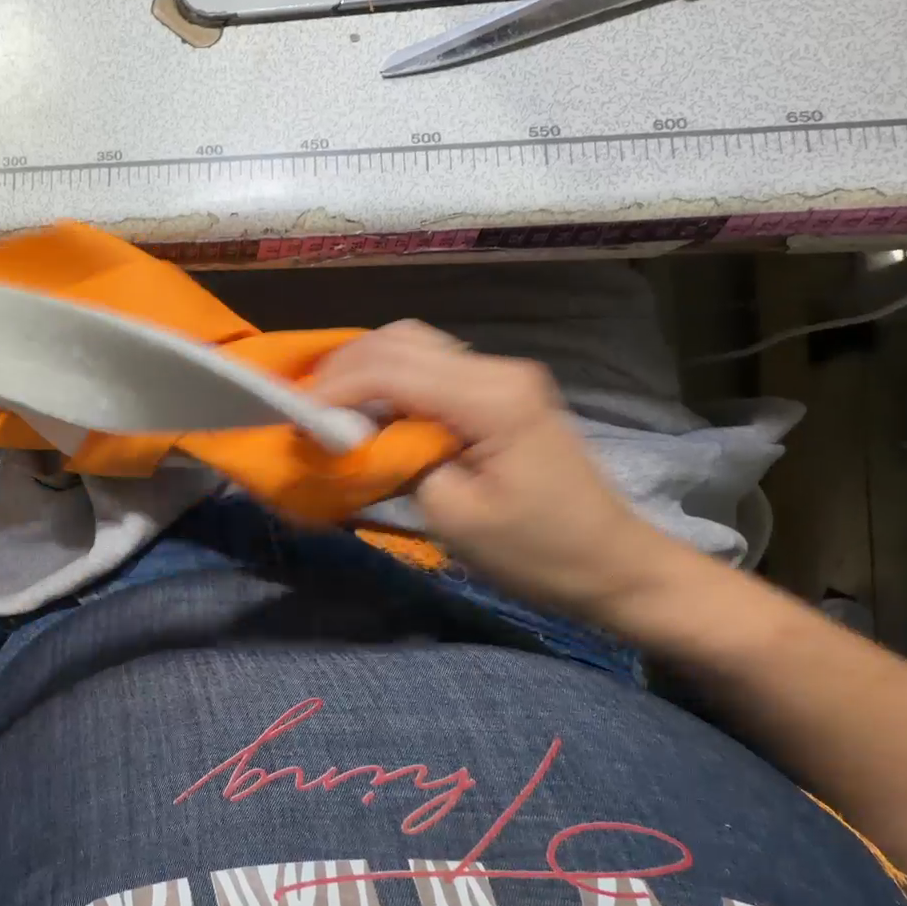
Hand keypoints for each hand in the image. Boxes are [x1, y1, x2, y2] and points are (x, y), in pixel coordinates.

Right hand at [309, 320, 687, 624]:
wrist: (613, 564)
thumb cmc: (534, 551)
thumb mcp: (450, 514)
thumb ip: (392, 459)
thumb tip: (345, 434)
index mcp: (490, 399)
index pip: (390, 370)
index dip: (333, 390)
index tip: (293, 420)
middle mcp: (495, 369)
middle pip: (396, 340)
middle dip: (340, 370)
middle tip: (303, 410)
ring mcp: (499, 373)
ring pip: (408, 343)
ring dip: (360, 367)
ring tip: (327, 405)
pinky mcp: (495, 387)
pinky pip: (425, 361)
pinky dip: (384, 374)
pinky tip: (364, 403)